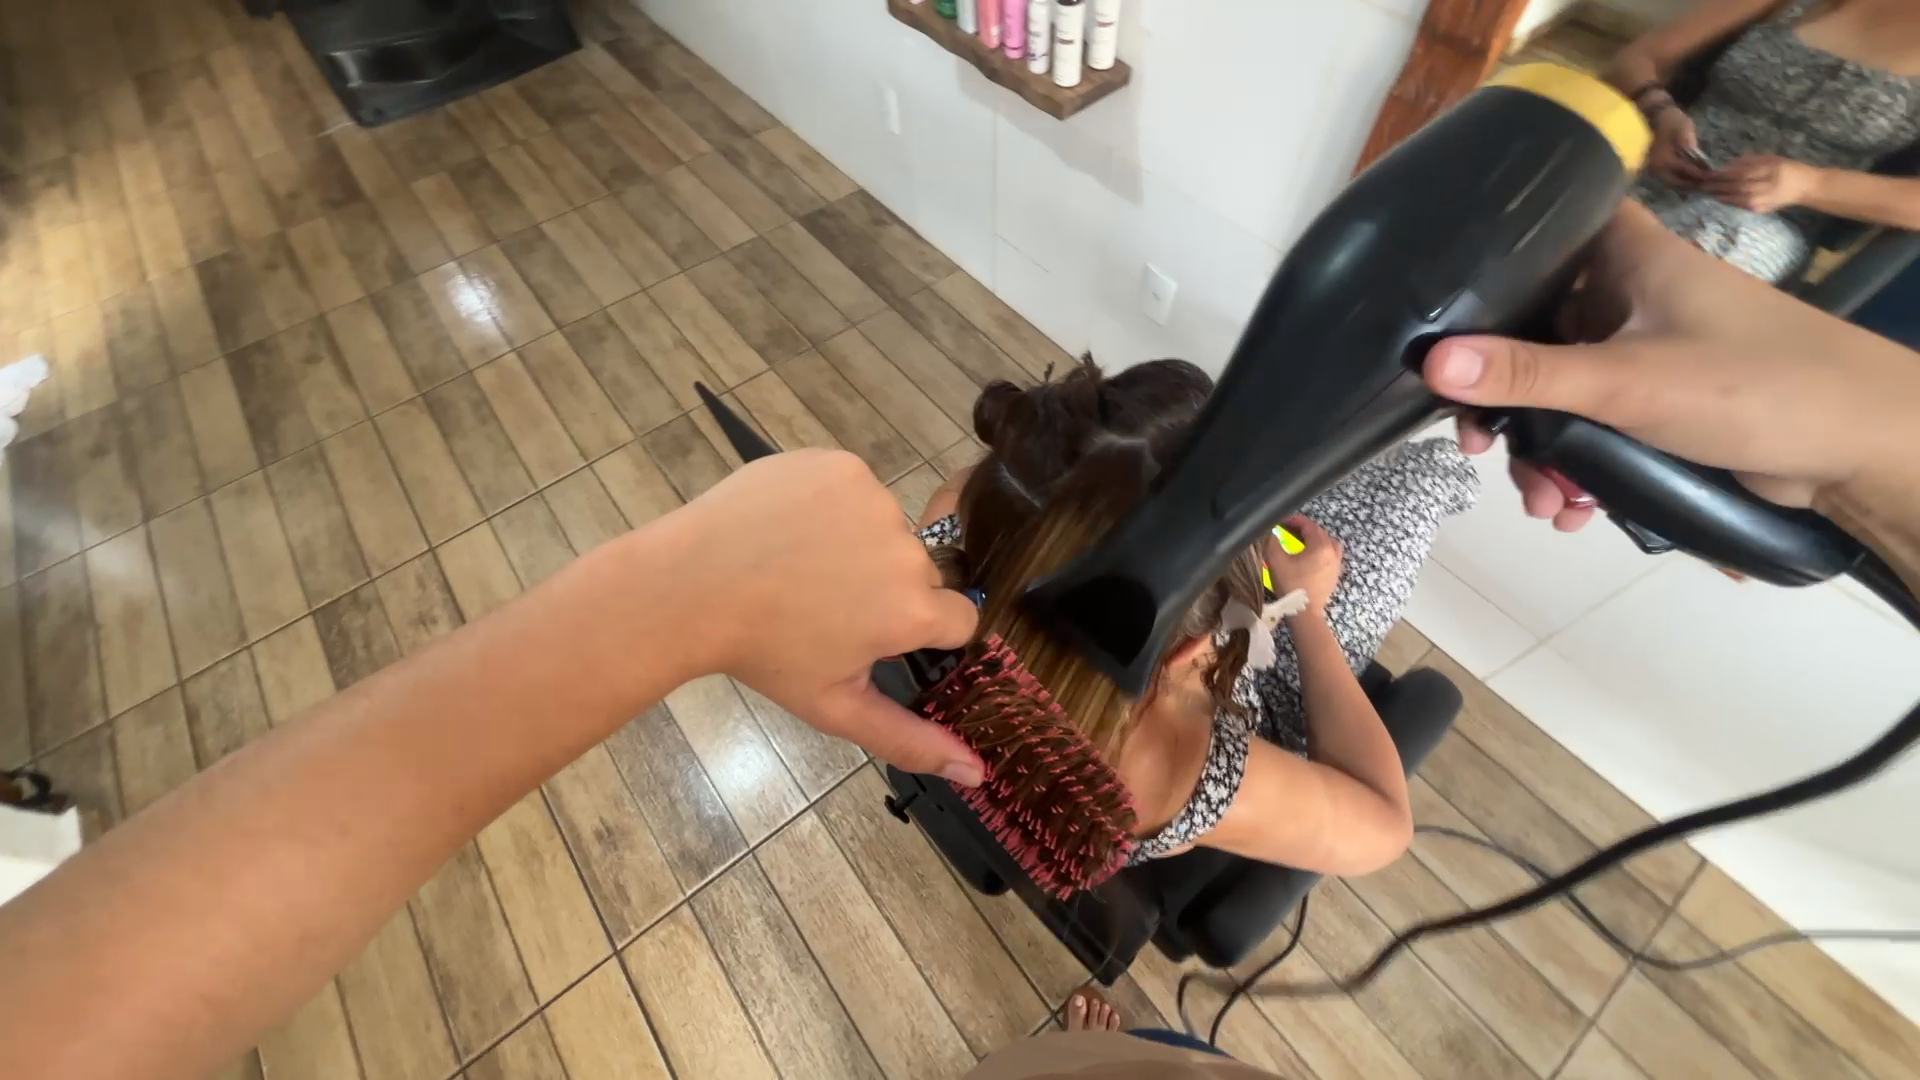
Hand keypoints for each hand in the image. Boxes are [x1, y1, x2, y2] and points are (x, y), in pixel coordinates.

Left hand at [663, 449, 982, 783]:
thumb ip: (911, 740)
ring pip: (888, 529)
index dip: (921, 629)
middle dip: (887, 588)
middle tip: (826, 602)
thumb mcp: (836, 706)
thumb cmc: (763, 653)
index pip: (959, 616)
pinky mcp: (842, 465)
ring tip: (803, 564)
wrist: (687, 586)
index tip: (876, 631)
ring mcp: (873, 499)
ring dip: (860, 545)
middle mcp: (905, 549)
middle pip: (921, 573)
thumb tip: (978, 774)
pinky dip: (836, 506)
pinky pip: (858, 490)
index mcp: (911, 609)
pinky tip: (795, 527)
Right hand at [1263, 516, 1343, 617]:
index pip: (1309, 525)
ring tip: (1301, 542)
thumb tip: (1272, 532)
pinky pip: (1330, 555)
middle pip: (1320, 533)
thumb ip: (1273, 542)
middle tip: (1288, 529)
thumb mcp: (1276, 561)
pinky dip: (1320, 551)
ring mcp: (1336, 564)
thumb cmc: (1291, 584)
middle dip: (1304, 529)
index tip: (1281, 520)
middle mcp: (1332, 552)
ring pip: (1328, 543)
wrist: (1305, 612)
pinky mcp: (1334, 574)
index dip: (1295, 520)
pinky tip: (1308, 557)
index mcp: (1320, 546)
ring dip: (1315, 539)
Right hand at [1424, 202, 1919, 529]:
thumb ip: (1525, 374)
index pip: (1541, 235)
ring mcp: (1633, 350)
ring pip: (1548, 389)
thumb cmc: (1756, 387)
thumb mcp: (1625, 382)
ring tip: (1541, 501)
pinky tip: (1568, 506)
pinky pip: (1579, 423)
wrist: (1868, 452)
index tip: (1439, 313)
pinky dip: (1567, 464)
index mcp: (1625, 263)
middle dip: (1496, 400)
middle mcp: (1623, 299)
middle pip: (1525, 331)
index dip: (1486, 263)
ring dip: (1534, 450)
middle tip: (1476, 445)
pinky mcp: (1644, 398)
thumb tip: (1429, 363)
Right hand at [1646, 107, 1708, 187]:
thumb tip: (1700, 164)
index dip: (1701, 176)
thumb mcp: (1685, 131)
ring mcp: (1655, 170)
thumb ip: (1690, 148)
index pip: (1686, 172)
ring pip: (1672, 184)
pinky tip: (1690, 185)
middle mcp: (1657, 169)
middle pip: (1677, 183)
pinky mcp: (1657, 168)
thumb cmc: (1672, 122)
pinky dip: (1681, 183)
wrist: (1656, 118)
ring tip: (1702, 188)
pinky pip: (1670, 179)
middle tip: (1710, 187)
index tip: (1715, 179)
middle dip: (1694, 186)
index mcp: (1664, 161)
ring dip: (1687, 187)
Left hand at [1701, 154, 1823, 213]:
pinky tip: (1718, 197)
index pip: (1743, 173)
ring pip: (1734, 198)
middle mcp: (1768, 185)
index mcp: (1773, 169)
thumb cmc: (1787, 169)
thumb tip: (1725, 165)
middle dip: (1716, 186)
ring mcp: (1763, 199)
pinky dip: (1726, 201)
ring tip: (1706, 191)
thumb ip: (1750, 161)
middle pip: (1736, 186)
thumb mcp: (1773, 160)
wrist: (1806, 187)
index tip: (1709, 174)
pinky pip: (1738, 205)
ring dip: (1718, 195)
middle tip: (1701, 184)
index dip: (1723, 174)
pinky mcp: (1759, 209)